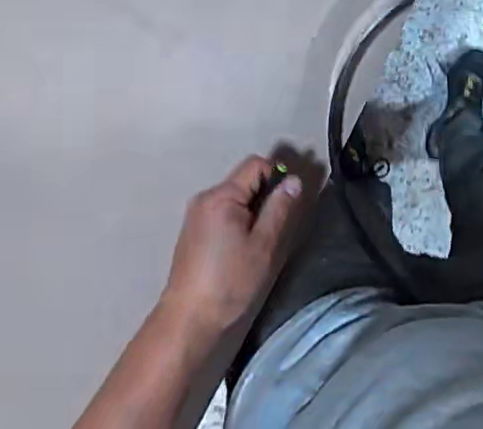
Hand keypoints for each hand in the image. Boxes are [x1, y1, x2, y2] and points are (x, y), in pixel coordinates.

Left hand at [158, 156, 301, 338]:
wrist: (188, 317)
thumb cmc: (230, 281)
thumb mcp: (262, 246)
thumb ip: (278, 209)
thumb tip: (293, 180)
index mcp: (222, 195)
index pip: (255, 164)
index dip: (276, 176)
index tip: (288, 202)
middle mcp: (205, 195)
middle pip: (242, 179)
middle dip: (263, 196)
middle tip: (274, 228)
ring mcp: (195, 211)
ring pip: (232, 196)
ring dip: (250, 209)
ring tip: (258, 242)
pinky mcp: (192, 228)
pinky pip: (220, 210)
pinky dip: (235, 219)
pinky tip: (239, 248)